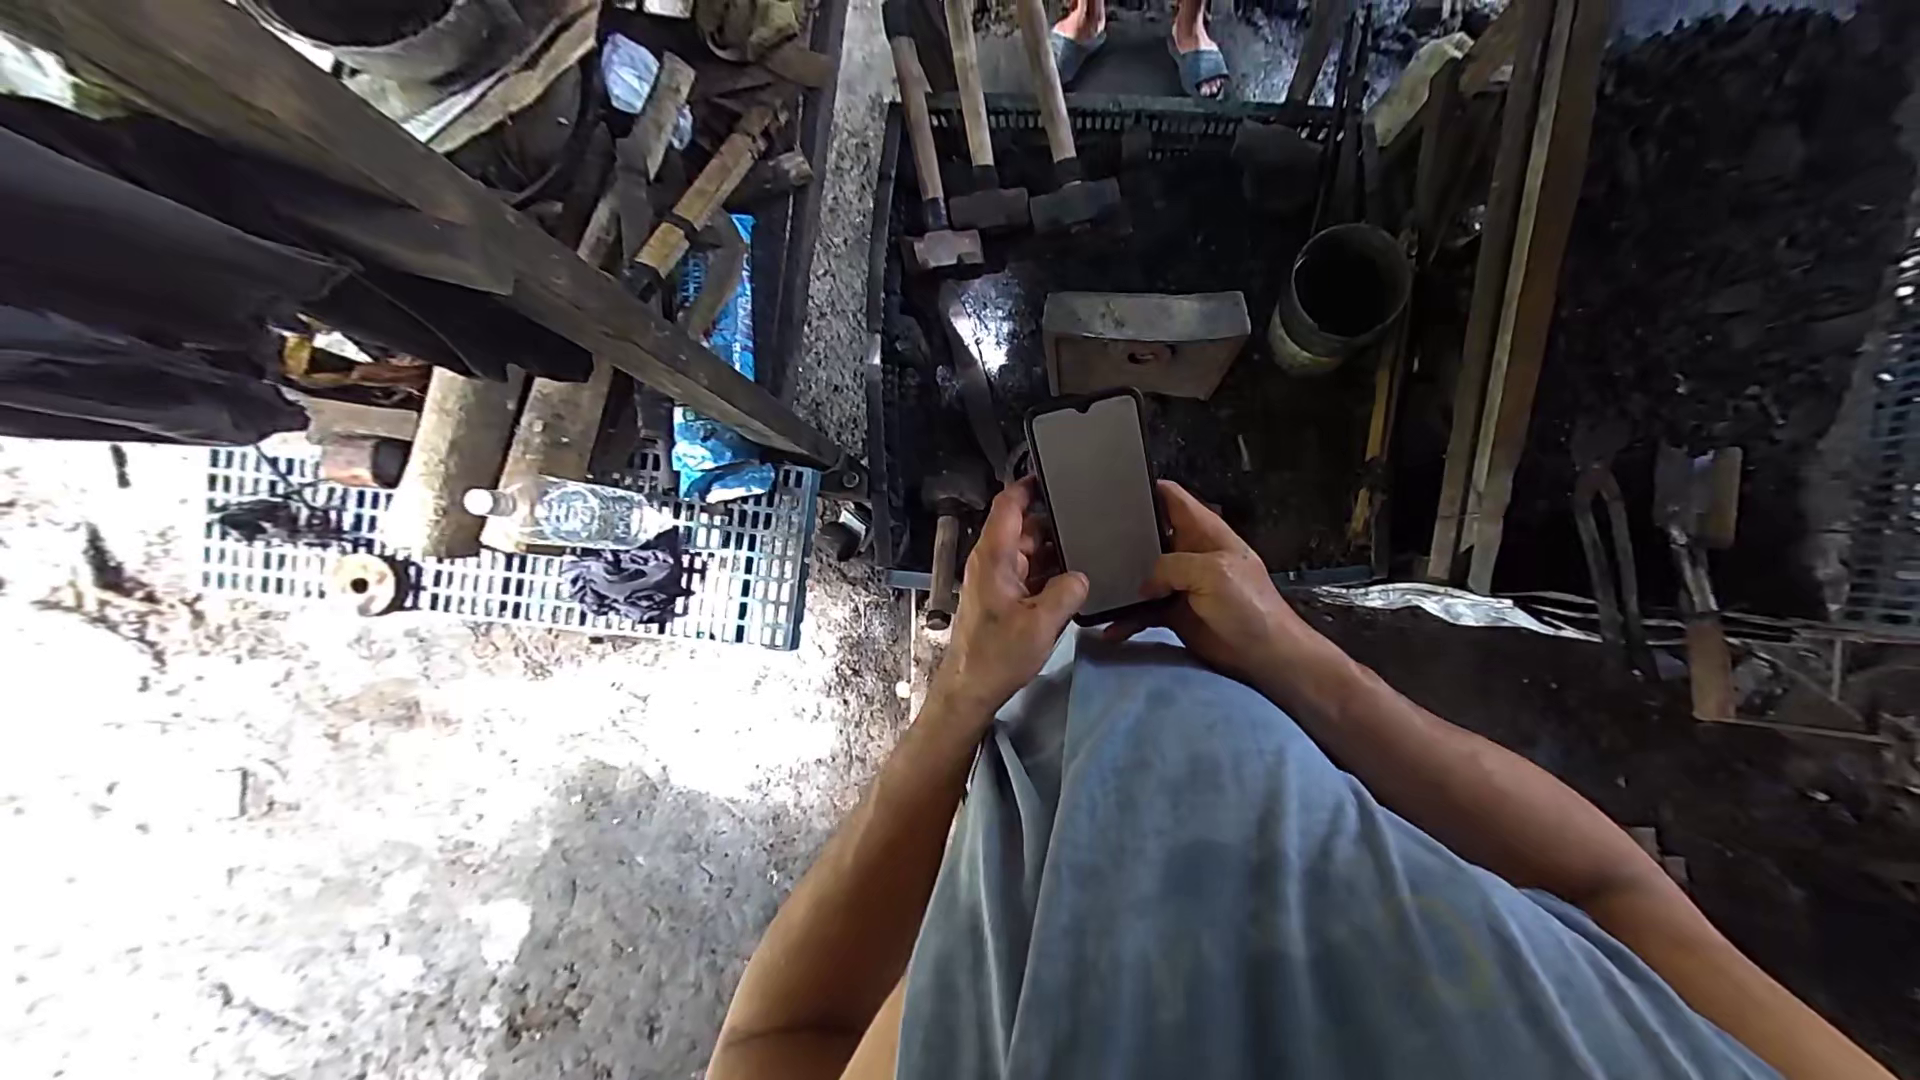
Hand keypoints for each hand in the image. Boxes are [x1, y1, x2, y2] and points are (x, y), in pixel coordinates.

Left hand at [929, 478, 1087, 720]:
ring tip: (1088, 551)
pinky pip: (1028, 572)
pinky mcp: (1001, 595)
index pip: (1007, 505)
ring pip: (1029, 551)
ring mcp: (995, 578)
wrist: (971, 687)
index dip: (1028, 486)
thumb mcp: (1041, 623)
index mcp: (994, 556)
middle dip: (1054, 524)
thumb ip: (1067, 592)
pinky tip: (1071, 580)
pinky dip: (1047, 572)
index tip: (1053, 475)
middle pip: (1024, 528)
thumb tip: (1081, 576)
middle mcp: (991, 561)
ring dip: (1054, 553)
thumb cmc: (998, 654)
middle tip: (1089, 523)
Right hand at [1108, 481, 1344, 703]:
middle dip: (1122, 538)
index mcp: (1204, 533)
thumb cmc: (1251, 606)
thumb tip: (1144, 582)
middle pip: (1148, 536)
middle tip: (1092, 540)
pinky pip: (1140, 611)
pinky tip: (1111, 627)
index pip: (1173, 499)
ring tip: (1095, 587)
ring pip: (1139, 575)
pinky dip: (1126, 618)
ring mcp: (1179, 584)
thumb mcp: (1212, 572)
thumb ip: (1171, 566)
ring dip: (1119, 582)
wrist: (1264, 656)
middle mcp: (1189, 554)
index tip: (1117, 490)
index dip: (1147, 489)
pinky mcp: (1172, 611)